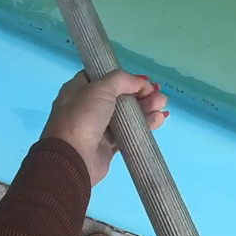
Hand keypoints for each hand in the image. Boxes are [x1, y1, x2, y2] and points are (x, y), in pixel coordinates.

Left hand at [40, 70, 168, 184]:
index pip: (102, 77)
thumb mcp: (100, 88)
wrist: (73, 158)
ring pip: (126, 115)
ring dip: (145, 108)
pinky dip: (144, 125)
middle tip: (158, 93)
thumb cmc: (82, 117)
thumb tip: (141, 82)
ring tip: (162, 105)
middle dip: (139, 94)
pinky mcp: (108, 146)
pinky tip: (159, 119)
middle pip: (118, 96)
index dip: (123, 77)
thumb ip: (122, 80)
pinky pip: (129, 132)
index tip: (142, 79)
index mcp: (78, 89)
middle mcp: (86, 106)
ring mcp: (97, 127)